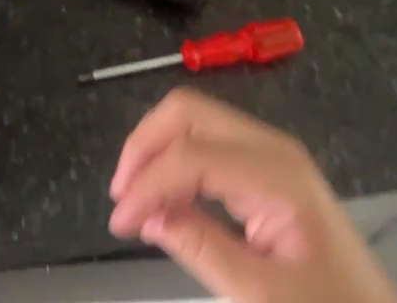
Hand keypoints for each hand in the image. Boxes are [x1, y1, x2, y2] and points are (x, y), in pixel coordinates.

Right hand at [109, 89, 396, 302]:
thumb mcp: (263, 296)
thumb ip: (201, 249)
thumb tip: (146, 216)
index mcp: (276, 174)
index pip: (189, 156)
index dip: (146, 184)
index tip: (120, 222)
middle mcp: (271, 147)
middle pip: (186, 112)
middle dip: (144, 146)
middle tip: (122, 195)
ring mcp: (270, 152)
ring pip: (192, 119)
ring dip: (156, 149)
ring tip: (136, 198)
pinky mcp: (266, 166)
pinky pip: (206, 140)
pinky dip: (175, 159)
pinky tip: (164, 195)